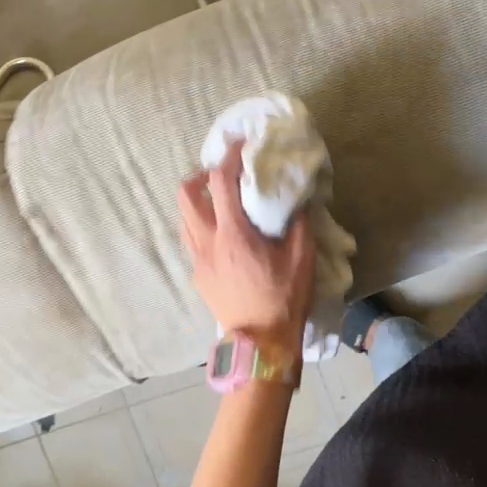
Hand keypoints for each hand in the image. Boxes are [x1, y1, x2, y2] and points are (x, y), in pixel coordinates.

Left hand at [178, 142, 314, 348]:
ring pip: (184, 217)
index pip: (219, 181)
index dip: (228, 155)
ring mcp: (198, 260)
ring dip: (199, 202)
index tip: (239, 143)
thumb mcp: (301, 257)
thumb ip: (298, 223)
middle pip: (186, 193)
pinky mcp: (198, 276)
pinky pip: (191, 239)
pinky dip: (202, 225)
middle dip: (201, 175)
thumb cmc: (283, 299)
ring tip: (221, 202)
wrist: (261, 343)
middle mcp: (206, 241)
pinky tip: (222, 234)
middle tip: (222, 174)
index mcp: (232, 233)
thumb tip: (295, 200)